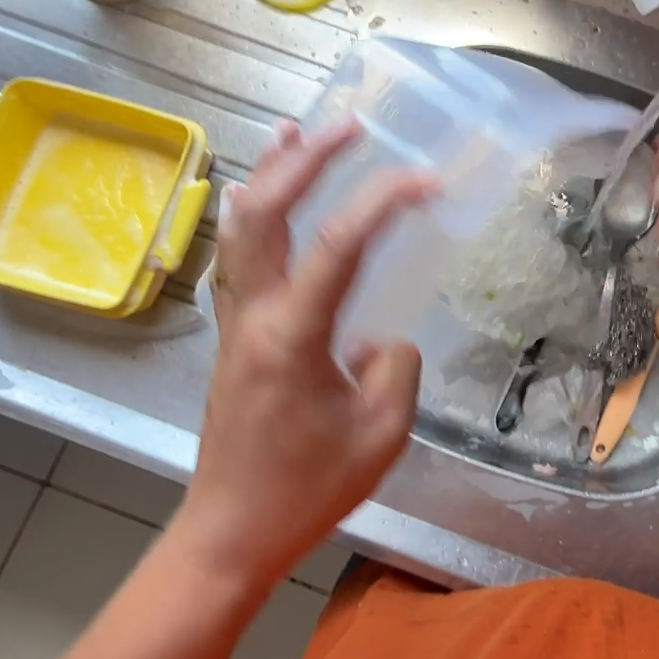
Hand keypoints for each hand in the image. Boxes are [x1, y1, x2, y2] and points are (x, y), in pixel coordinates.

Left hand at [176, 119, 437, 580]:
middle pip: (264, 212)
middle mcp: (254, 314)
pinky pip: (237, 258)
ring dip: (267, 175)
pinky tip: (260, 199)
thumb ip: (395, 366)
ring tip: (292, 132)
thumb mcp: (382, 432)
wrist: (231, 532)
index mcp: (292, 334)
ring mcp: (234, 323)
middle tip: (346, 126)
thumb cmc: (309, 488)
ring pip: (240, 229)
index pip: (340, 243)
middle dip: (304, 160)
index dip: (383, 200)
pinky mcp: (232, 337)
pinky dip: (252, 215)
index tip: (427, 181)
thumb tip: (378, 338)